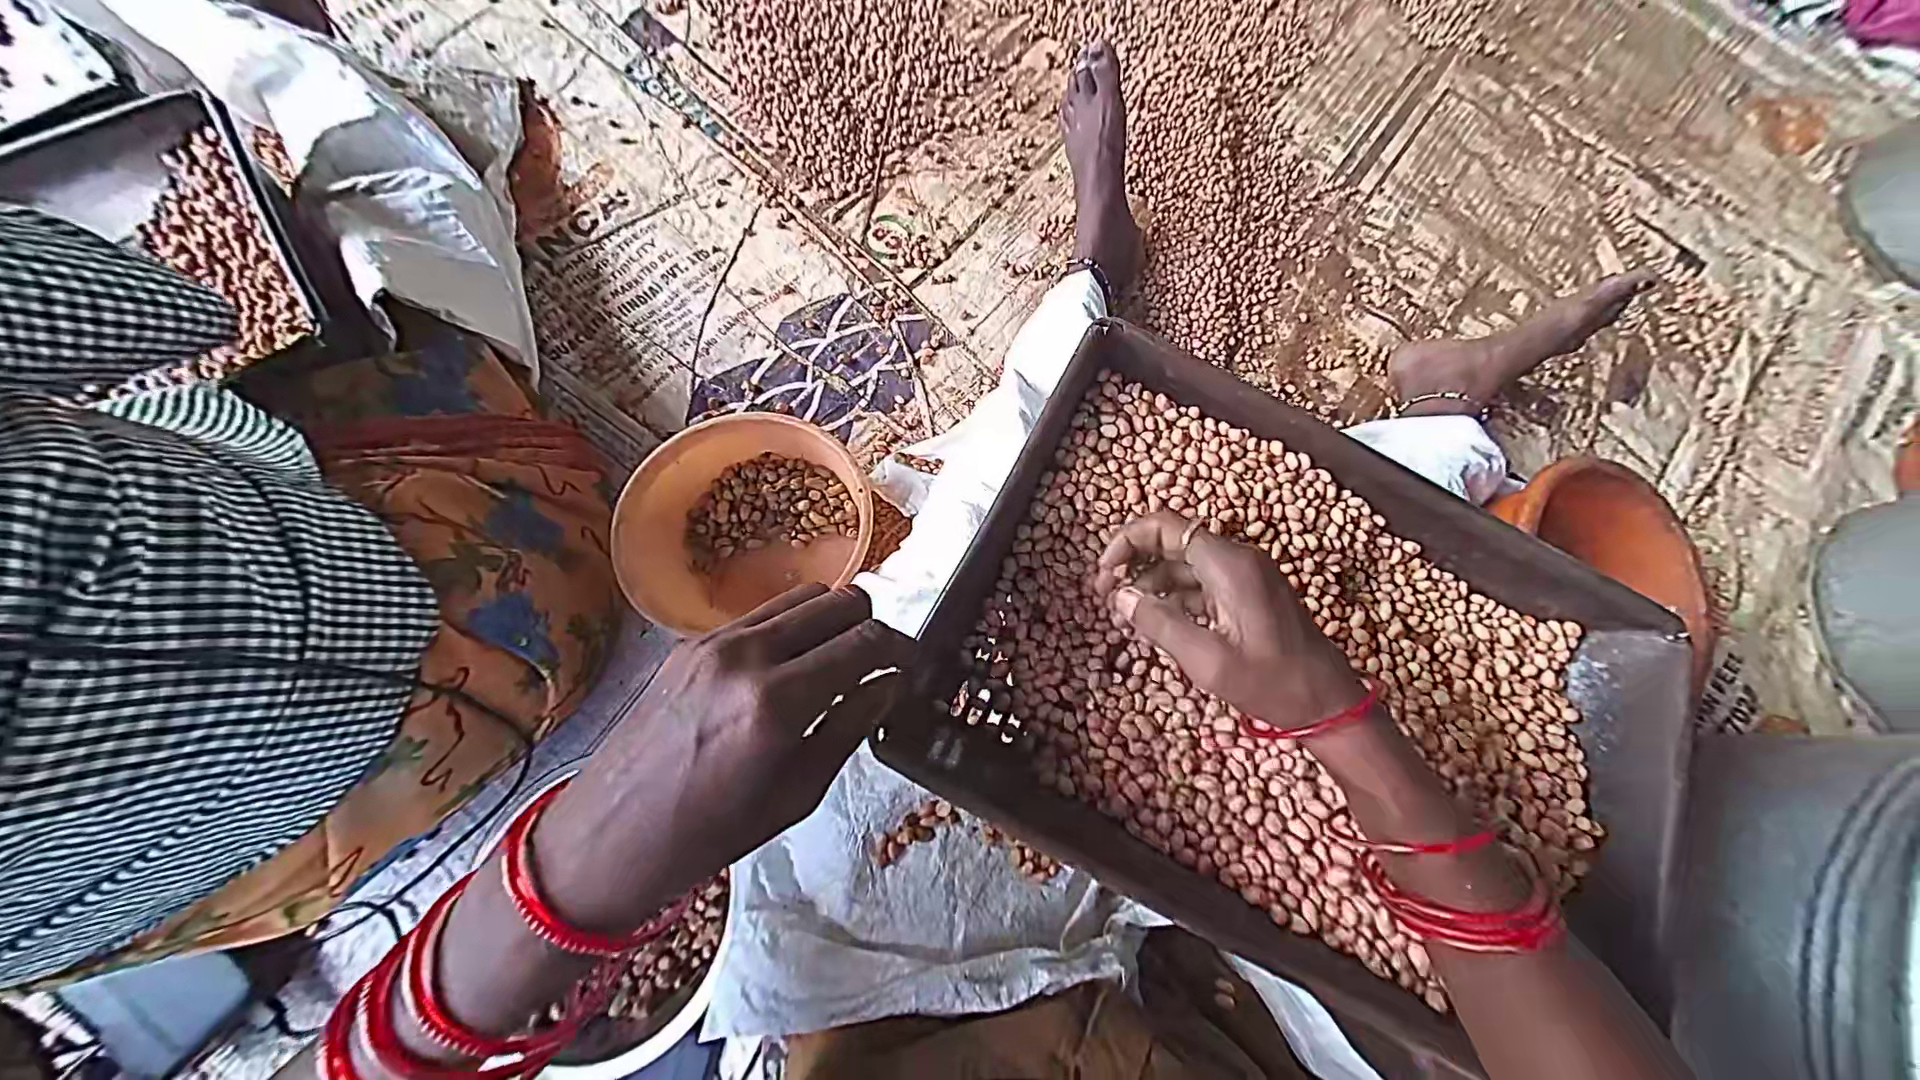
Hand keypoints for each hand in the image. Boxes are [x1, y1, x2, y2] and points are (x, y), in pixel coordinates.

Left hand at [533, 584, 912, 930]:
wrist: (609, 836)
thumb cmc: (712, 831)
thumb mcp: (798, 791)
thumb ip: (851, 725)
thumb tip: (890, 683)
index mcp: (777, 702)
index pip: (865, 642)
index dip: (900, 649)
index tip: (908, 666)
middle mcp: (748, 654)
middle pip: (840, 600)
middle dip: (871, 626)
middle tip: (875, 662)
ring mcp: (715, 641)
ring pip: (804, 595)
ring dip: (833, 620)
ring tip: (836, 659)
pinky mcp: (693, 641)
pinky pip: (764, 613)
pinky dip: (793, 626)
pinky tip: (790, 664)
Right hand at [1092, 511, 1364, 728]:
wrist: (1329, 704)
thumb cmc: (1272, 684)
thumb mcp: (1207, 659)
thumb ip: (1158, 622)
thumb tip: (1119, 596)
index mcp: (1229, 565)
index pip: (1164, 526)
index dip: (1127, 541)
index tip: (1105, 573)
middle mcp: (1237, 559)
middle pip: (1170, 541)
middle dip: (1132, 563)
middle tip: (1106, 594)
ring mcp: (1243, 576)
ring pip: (1182, 564)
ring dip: (1149, 583)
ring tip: (1125, 615)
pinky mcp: (1246, 594)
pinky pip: (1198, 583)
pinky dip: (1171, 596)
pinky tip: (1154, 622)